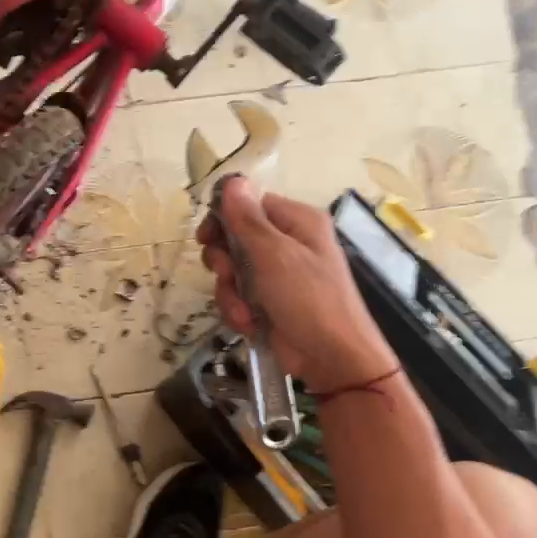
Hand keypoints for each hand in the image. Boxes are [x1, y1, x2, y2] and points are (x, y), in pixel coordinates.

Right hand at [199, 176, 398, 391]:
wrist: (331, 356)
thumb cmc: (309, 299)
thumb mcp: (274, 256)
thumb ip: (248, 220)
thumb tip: (231, 181)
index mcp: (297, 221)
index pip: (249, 205)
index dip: (223, 220)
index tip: (206, 238)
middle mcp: (287, 244)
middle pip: (234, 239)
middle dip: (224, 263)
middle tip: (228, 275)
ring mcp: (276, 275)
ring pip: (231, 273)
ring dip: (230, 294)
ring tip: (245, 311)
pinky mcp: (267, 303)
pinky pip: (237, 298)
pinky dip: (238, 312)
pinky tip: (250, 324)